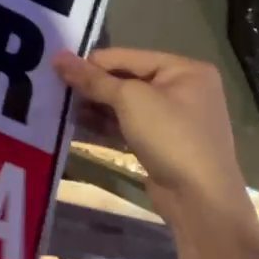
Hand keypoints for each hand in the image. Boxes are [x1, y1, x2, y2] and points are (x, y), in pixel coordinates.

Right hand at [54, 48, 248, 221]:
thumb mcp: (129, 100)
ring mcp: (175, 119)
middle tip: (56, 87)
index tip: (57, 67)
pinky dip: (105, 125)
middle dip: (92, 86)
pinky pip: (129, 125)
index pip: (126, 57)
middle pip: (125, 80)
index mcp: (184, 70)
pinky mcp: (164, 143)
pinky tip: (77, 126)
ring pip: (125, 104)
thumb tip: (57, 57)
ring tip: (61, 107)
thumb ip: (92, 79)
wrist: (201, 202)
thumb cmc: (171, 136)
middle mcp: (183, 90)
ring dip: (94, 107)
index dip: (91, 62)